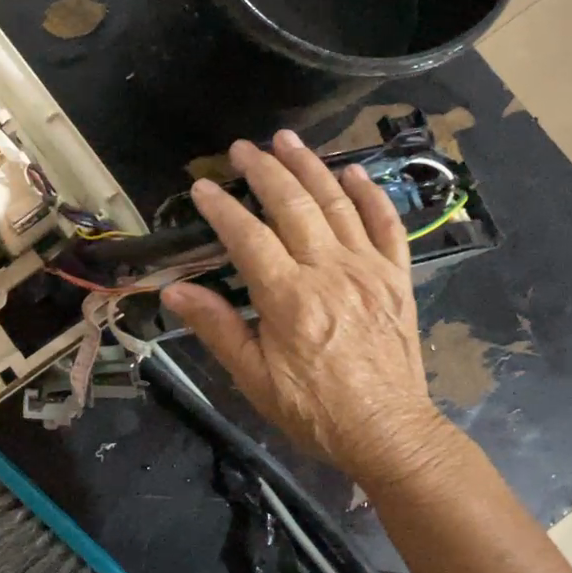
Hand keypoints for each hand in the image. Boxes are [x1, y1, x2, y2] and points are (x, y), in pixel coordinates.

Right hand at [161, 130, 448, 485]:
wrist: (390, 433)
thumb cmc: (314, 410)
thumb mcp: (254, 377)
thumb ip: (216, 328)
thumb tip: (174, 290)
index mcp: (290, 299)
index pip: (249, 237)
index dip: (223, 208)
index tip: (202, 187)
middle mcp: (331, 273)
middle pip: (294, 206)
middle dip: (264, 171)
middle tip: (241, 149)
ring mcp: (369, 271)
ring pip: (337, 204)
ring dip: (310, 167)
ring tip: (286, 139)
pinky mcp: (397, 279)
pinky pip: (387, 226)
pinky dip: (370, 195)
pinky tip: (353, 171)